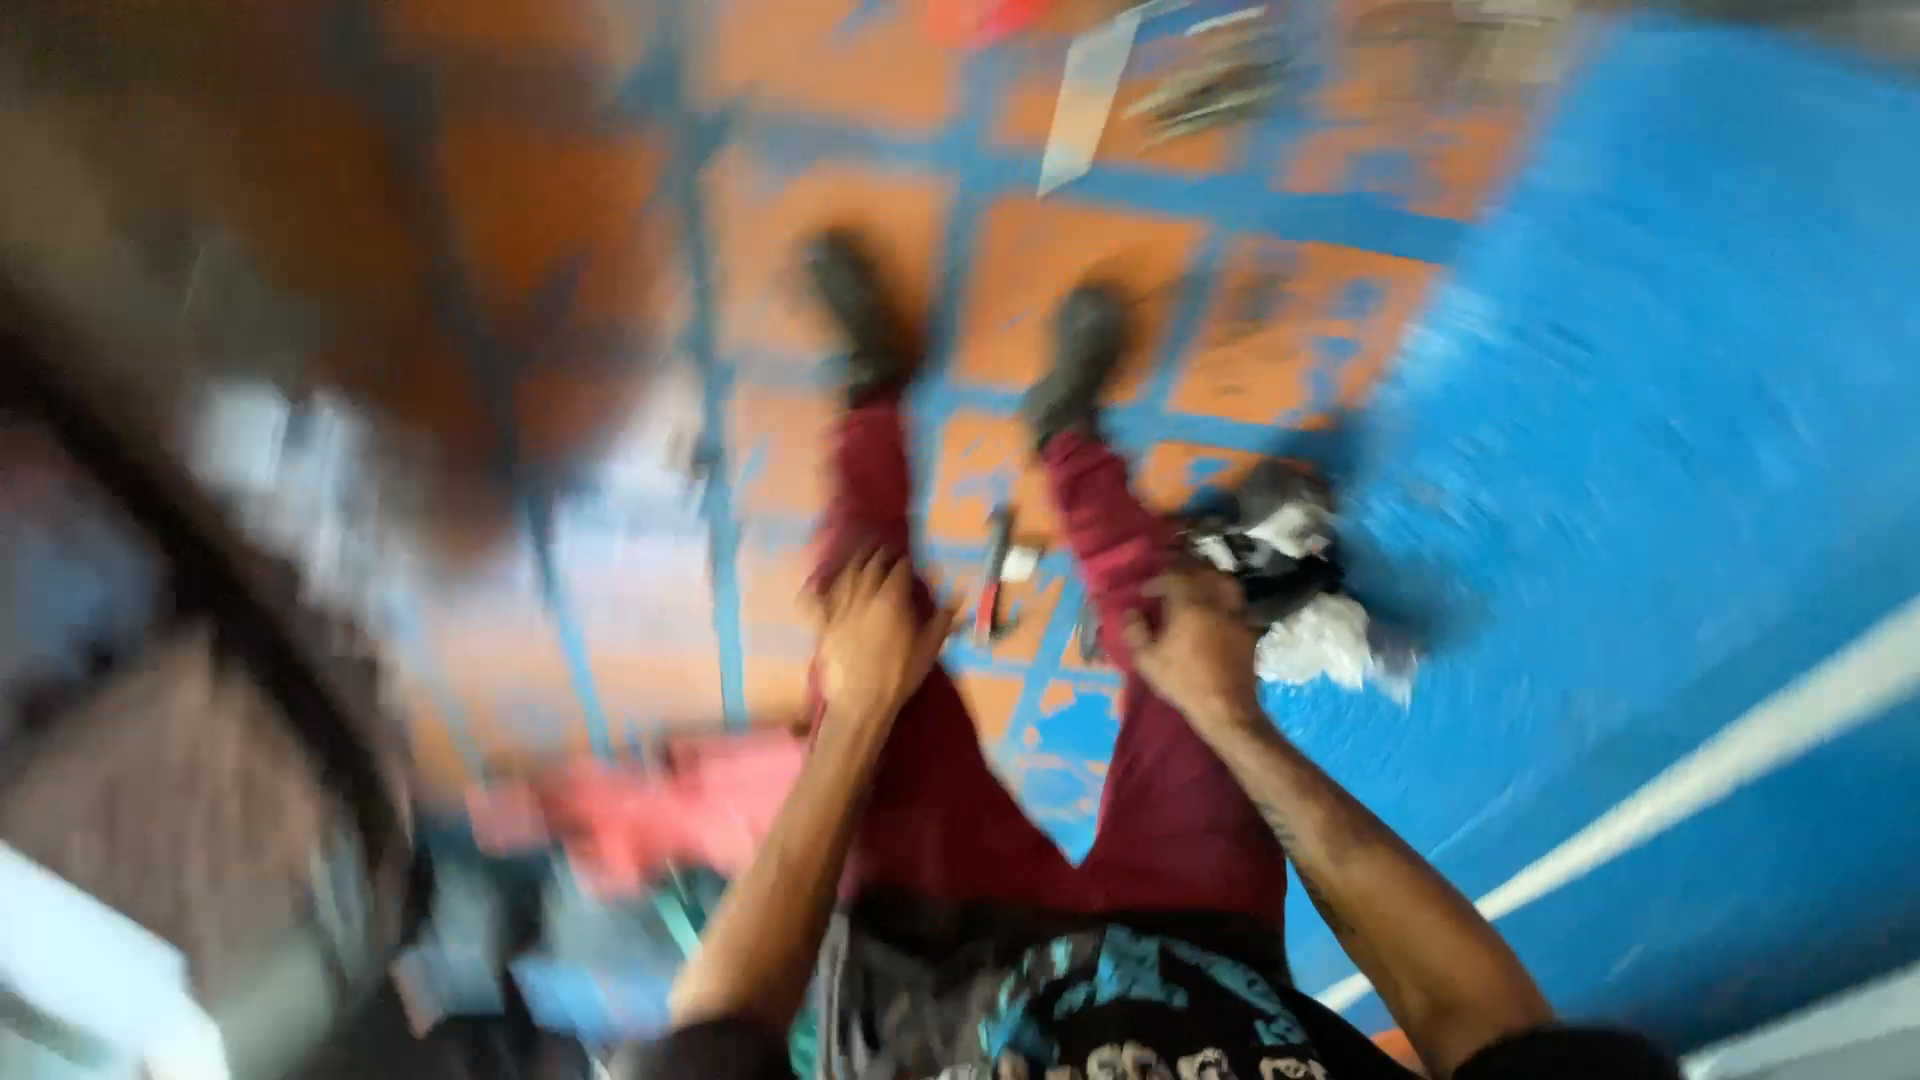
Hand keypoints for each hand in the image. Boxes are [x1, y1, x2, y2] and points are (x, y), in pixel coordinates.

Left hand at [806, 546, 955, 725]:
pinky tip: (815, 584)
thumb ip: (942, 620)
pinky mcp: (824, 626)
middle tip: (885, 550)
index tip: (908, 559)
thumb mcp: (928, 649)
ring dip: (854, 563)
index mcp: (891, 600)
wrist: (862, 702)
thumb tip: (958, 596)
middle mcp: (864, 598)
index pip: (899, 570)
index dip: (904, 562)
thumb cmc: (899, 676)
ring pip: (846, 577)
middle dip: (879, 555)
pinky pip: (817, 603)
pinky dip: (816, 591)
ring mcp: (841, 610)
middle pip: (871, 566)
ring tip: (860, 557)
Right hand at [1122, 564, 1263, 730]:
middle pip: (1205, 570)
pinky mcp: (1248, 630)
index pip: (1174, 576)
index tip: (1146, 592)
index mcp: (1190, 606)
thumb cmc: (1183, 682)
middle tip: (1173, 577)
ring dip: (1210, 577)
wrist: (1225, 708)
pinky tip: (1215, 608)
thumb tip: (1131, 611)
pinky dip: (1224, 597)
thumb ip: (1135, 631)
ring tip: (1197, 586)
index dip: (1158, 579)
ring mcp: (1236, 615)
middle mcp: (1216, 603)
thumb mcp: (1147, 660)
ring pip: (1226, 582)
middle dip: (1187, 568)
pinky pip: (1237, 602)